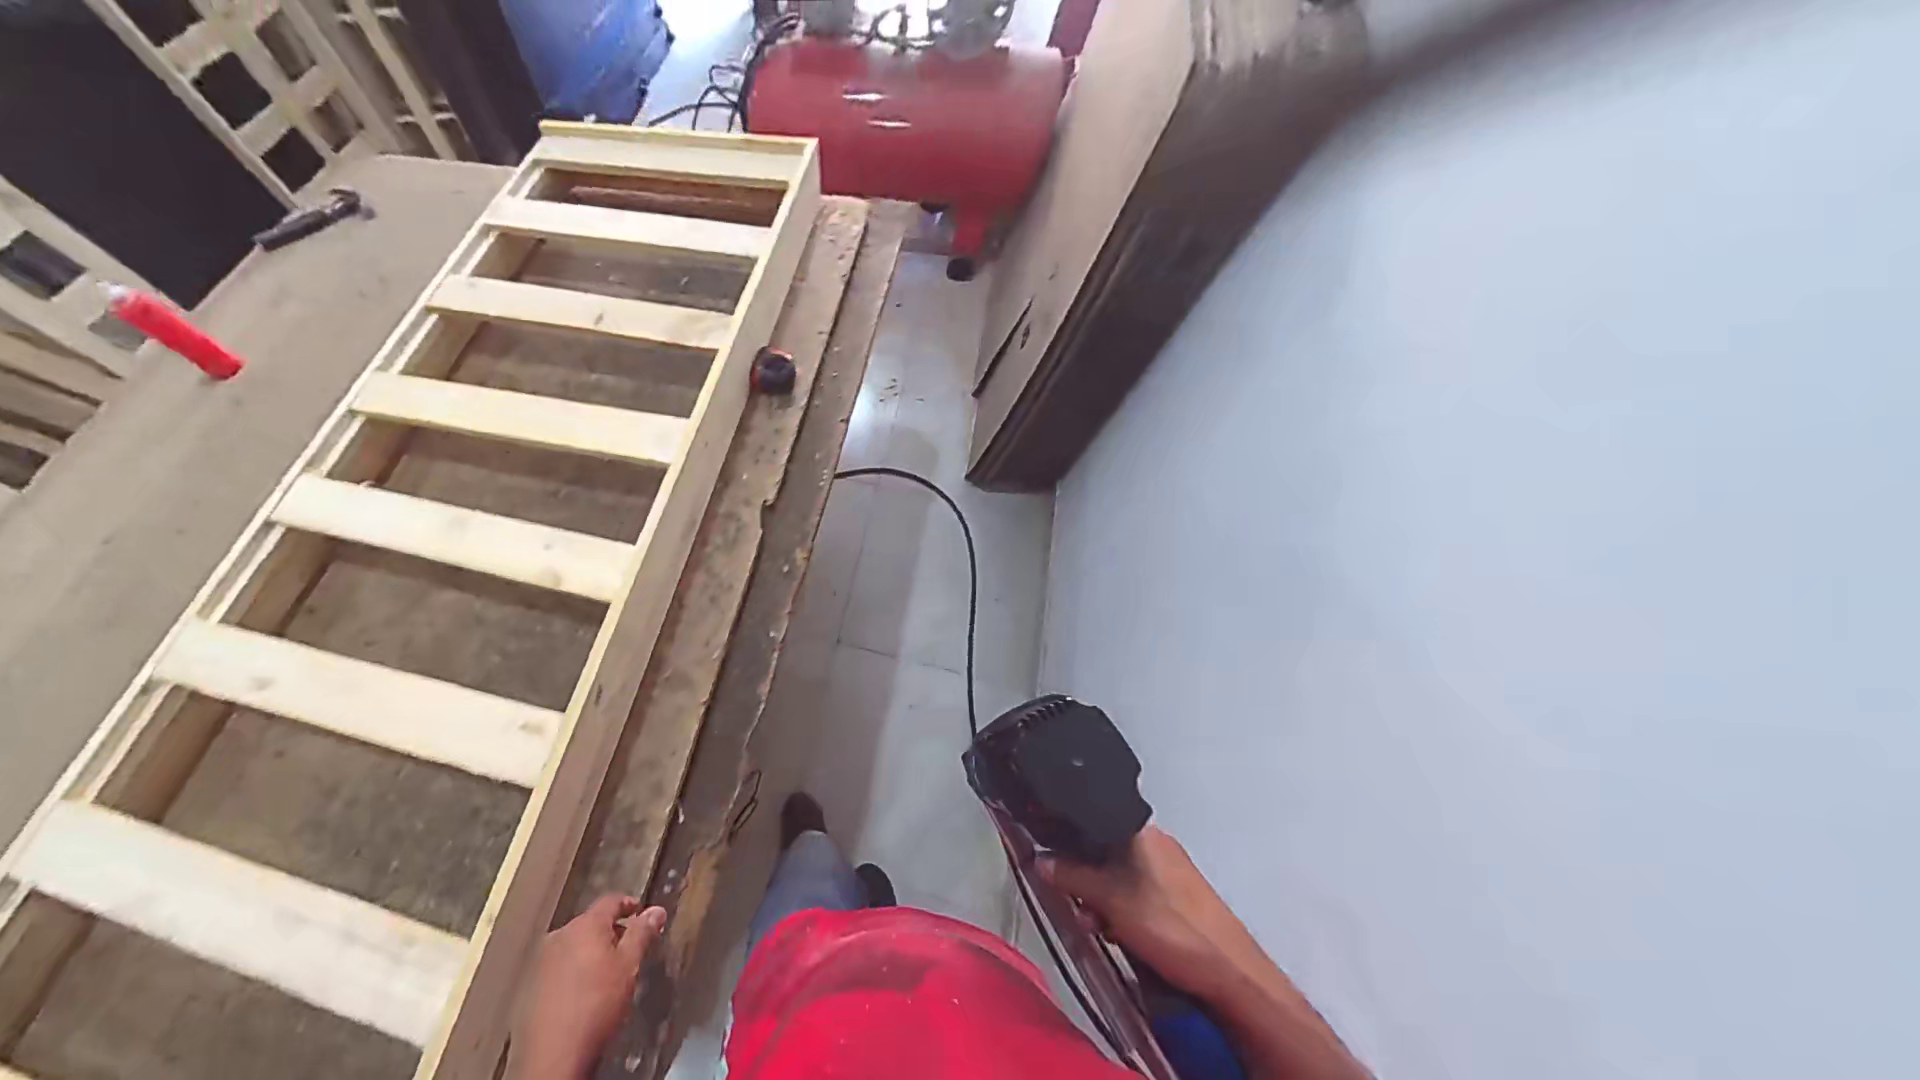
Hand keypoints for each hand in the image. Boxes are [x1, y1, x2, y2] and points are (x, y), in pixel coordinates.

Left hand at [511, 895, 665, 1079]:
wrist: (553, 1057)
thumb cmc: (597, 1004)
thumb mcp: (629, 965)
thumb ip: (643, 933)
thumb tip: (656, 910)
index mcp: (585, 925)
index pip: (611, 901)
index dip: (630, 905)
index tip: (643, 915)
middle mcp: (560, 936)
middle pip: (592, 922)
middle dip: (613, 931)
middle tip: (631, 948)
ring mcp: (542, 962)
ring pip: (576, 945)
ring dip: (594, 951)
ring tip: (611, 972)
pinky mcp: (531, 987)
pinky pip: (561, 966)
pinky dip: (577, 969)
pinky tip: (587, 991)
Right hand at [1040, 826, 1256, 1003]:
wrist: (1229, 973)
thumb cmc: (1174, 928)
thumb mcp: (1109, 900)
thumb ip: (1072, 877)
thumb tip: (1042, 860)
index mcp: (1141, 830)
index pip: (1090, 821)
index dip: (1066, 841)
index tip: (1050, 860)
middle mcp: (1155, 841)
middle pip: (1101, 850)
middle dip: (1084, 880)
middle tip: (1080, 906)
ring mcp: (1167, 867)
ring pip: (1117, 874)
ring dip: (1101, 899)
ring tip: (1101, 926)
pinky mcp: (1176, 893)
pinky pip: (1135, 891)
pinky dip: (1121, 909)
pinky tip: (1120, 933)